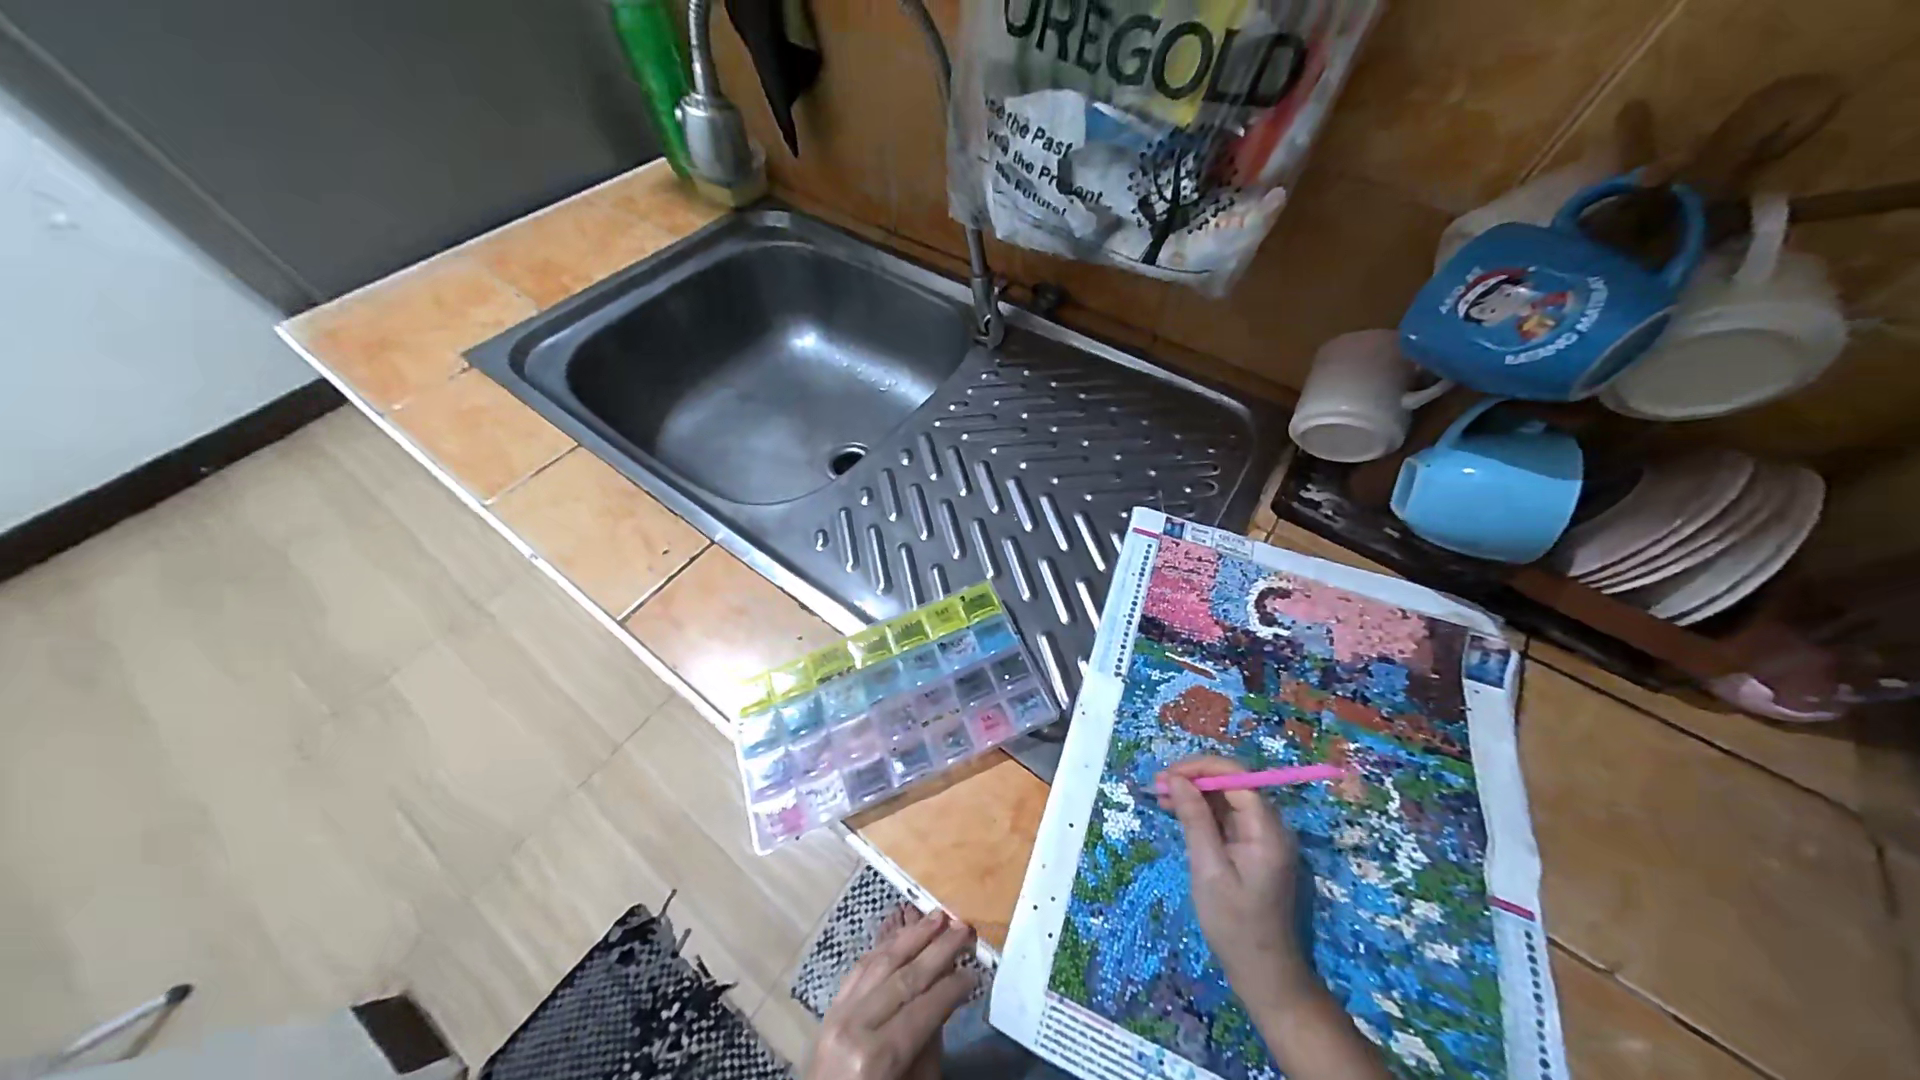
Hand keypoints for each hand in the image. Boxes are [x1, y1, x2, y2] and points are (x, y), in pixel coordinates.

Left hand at [806, 905, 975, 1079]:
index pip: (924, 1007)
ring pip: (881, 961)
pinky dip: (884, 946)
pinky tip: (903, 933)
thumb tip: (946, 994)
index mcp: (877, 1056)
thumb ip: (929, 1042)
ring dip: (913, 935)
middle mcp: (855, 1025)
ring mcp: (838, 1013)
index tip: (975, 969)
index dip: (953, 986)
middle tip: (963, 927)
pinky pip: (860, 967)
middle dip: (938, 948)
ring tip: (938, 916)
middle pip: (904, 976)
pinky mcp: (830, 1007)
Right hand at [1157, 756, 1314, 1013]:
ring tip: (1161, 795)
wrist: (1262, 971)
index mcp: (1267, 830)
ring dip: (1194, 792)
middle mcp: (1269, 826)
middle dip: (1195, 777)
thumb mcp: (1208, 869)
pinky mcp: (1250, 847)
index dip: (1201, 769)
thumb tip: (1177, 780)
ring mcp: (1261, 837)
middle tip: (1159, 785)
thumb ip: (1195, 820)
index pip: (1237, 778)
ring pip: (1226, 797)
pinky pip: (1225, 816)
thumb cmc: (1234, 924)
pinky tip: (1175, 810)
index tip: (1168, 776)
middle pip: (1232, 783)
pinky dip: (1200, 810)